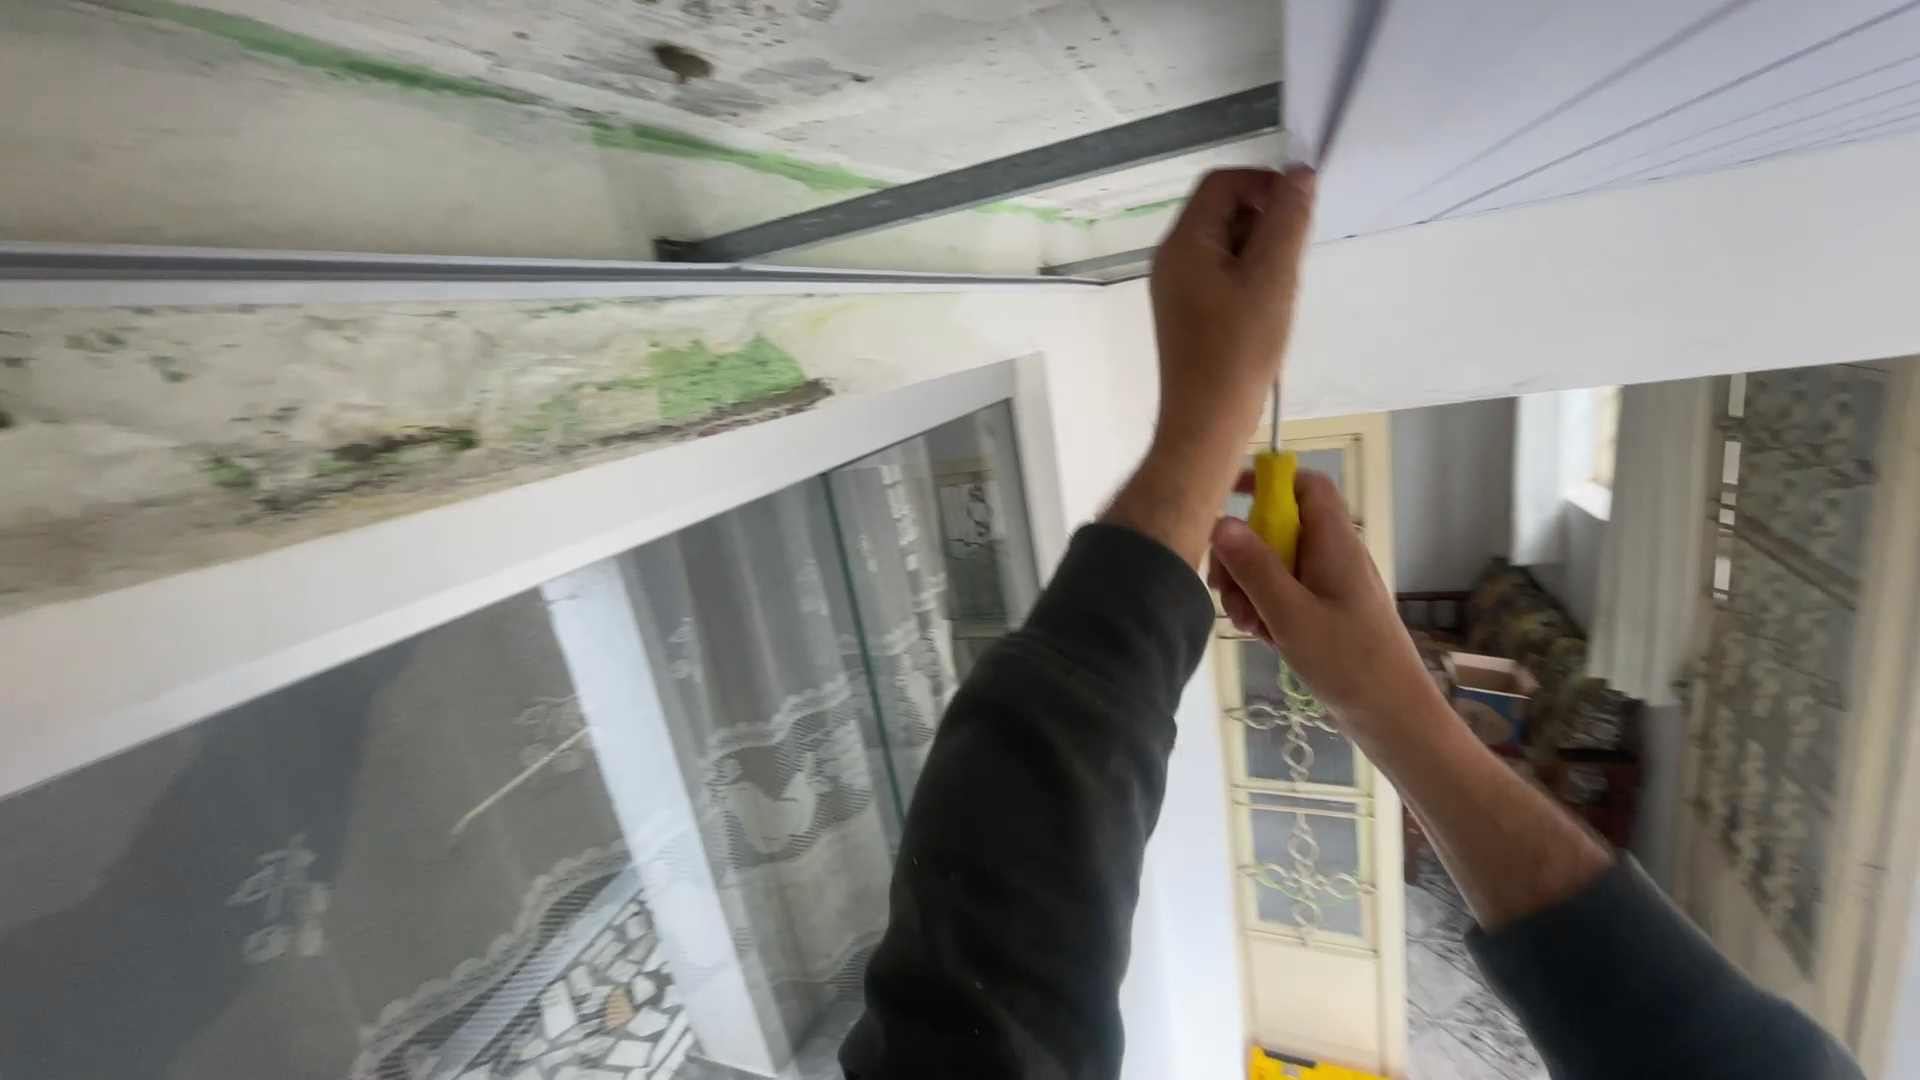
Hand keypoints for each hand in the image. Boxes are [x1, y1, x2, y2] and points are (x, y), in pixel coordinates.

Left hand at [1101, 167, 1315, 566]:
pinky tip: (1264, 311)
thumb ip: (1287, 220)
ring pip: (1226, 246)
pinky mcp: (1187, 313)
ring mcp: (1176, 289)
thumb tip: (1299, 176)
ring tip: (1276, 294)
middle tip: (1289, 263)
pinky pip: (1221, 276)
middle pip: (1223, 212)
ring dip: (1261, 256)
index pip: (1223, 183)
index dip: (1265, 185)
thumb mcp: (1272, 278)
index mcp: (1182, 244)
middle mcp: (1171, 261)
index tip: (1300, 212)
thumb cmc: (1238, 351)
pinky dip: (1249, 281)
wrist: (1206, 421)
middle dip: (1265, 223)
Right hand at [1207, 469, 1441, 737]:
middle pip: (1277, 528)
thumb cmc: (1348, 661)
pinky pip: (1284, 591)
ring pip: (1274, 563)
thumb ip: (1254, 566)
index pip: (1304, 486)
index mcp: (1333, 543)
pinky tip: (1261, 635)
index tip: (1226, 496)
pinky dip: (1265, 606)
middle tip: (1223, 588)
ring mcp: (1329, 584)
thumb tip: (1221, 522)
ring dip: (1248, 586)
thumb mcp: (1290, 613)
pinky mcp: (1325, 611)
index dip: (1267, 481)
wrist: (1393, 717)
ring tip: (1245, 623)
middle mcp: (1332, 555)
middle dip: (1242, 553)